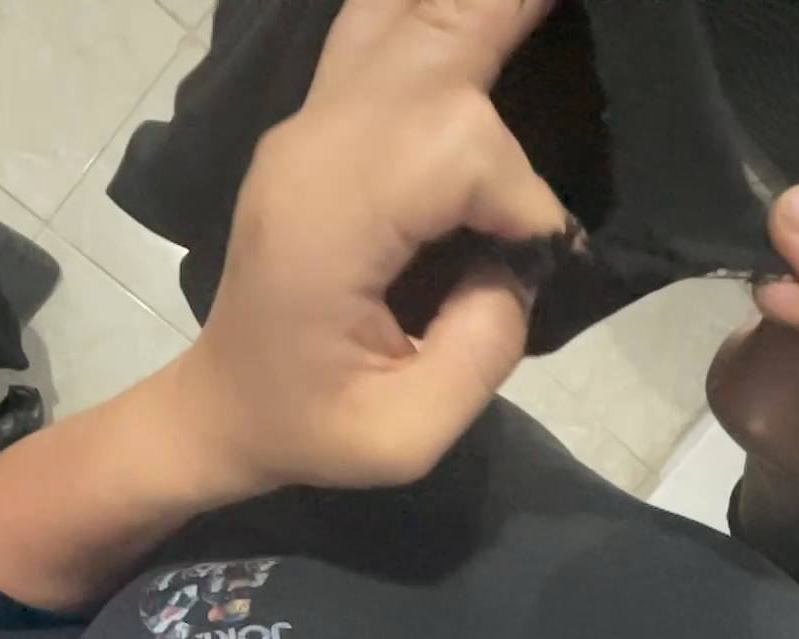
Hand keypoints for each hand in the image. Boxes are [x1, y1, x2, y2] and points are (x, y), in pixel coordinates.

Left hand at [160, 0, 567, 498]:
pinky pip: (382, 37)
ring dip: (472, 7)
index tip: (526, 263)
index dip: (520, 198)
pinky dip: (437, 18)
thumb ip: (484, 349)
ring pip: (401, 17)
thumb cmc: (307, 430)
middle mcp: (312, 148)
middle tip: (575, 9)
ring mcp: (306, 129)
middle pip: (431, 35)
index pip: (460, 151)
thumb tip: (519, 261)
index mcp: (328, 222)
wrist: (224, 408)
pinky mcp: (314, 132)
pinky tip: (476, 20)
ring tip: (537, 6)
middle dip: (512, 15)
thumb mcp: (406, 435)